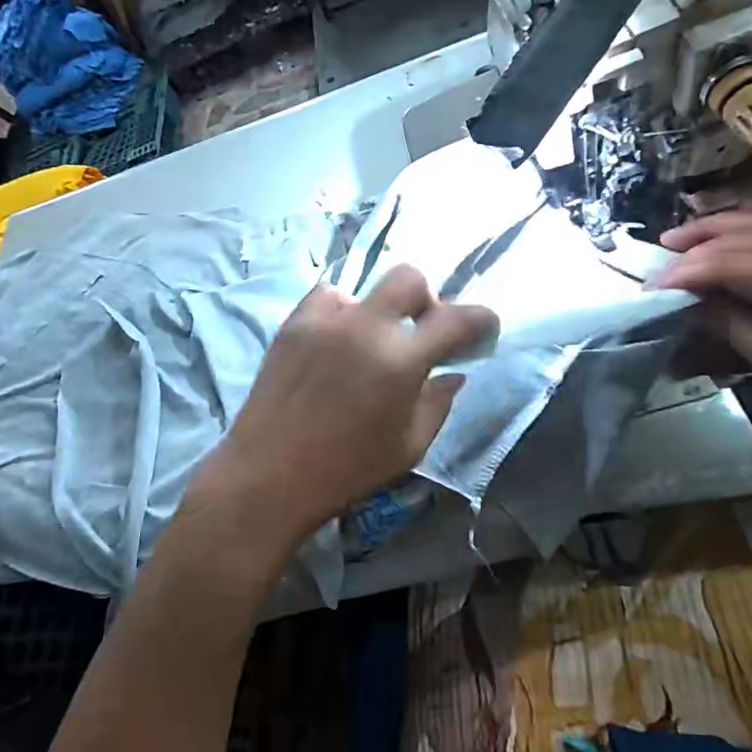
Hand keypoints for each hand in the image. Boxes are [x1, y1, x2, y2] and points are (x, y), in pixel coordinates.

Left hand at [202, 265, 496, 539]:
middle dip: (428, 299)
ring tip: (369, 343)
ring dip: (378, 310)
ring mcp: (324, 320)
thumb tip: (453, 374)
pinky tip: (337, 341)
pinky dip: (341, 312)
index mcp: (401, 360)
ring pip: (364, 288)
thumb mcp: (409, 447)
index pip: (458, 319)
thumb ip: (437, 403)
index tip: (483, 330)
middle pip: (410, 277)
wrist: (268, 474)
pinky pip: (327, 299)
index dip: (481, 320)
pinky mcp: (293, 324)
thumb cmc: (346, 470)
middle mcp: (365, 327)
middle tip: (422, 331)